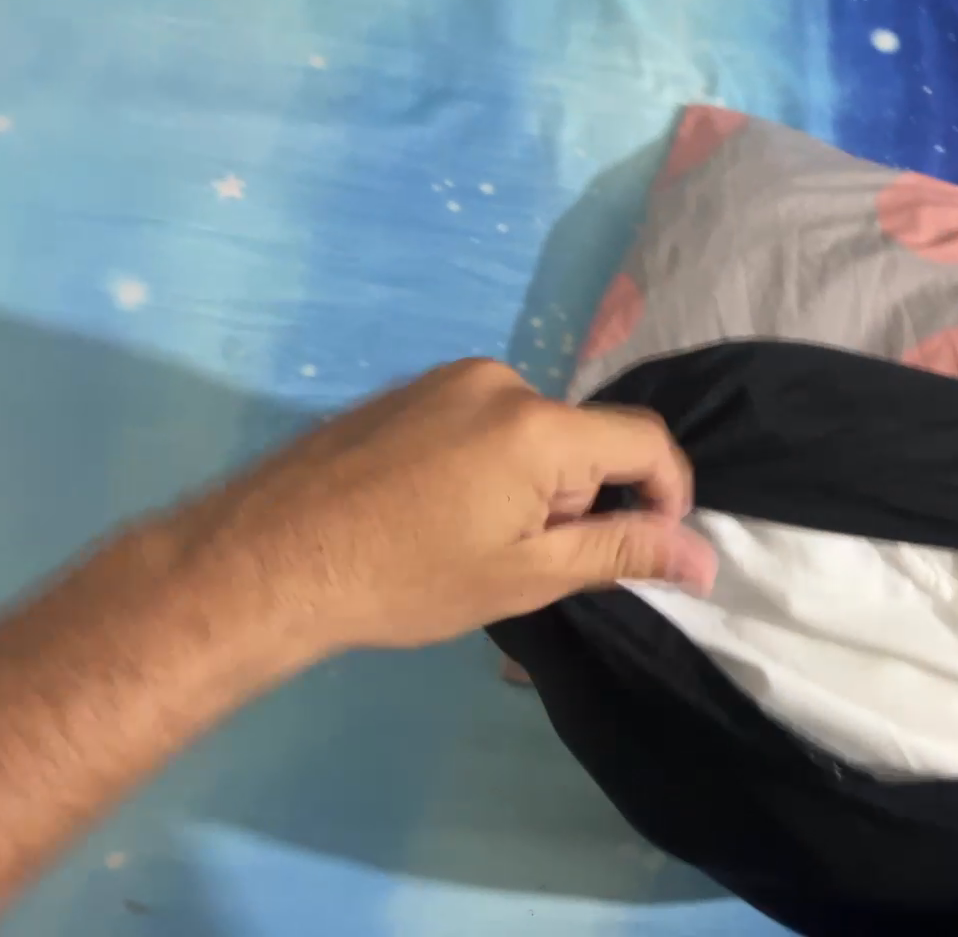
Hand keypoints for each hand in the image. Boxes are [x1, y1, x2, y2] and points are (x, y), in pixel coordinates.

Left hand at [140, 358, 716, 658]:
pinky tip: (445, 502)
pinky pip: (495, 416)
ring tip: (478, 531)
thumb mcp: (530, 575)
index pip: (648, 441)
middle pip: (591, 438)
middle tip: (533, 552)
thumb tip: (706, 561)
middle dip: (586, 495)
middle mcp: (506, 382)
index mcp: (540, 428)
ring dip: (543, 479)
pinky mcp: (417, 386)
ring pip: (544, 430)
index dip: (668, 491)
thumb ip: (626, 555)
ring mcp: (455, 378)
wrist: (250, 566)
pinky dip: (500, 459)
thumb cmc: (404, 579)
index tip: (649, 540)